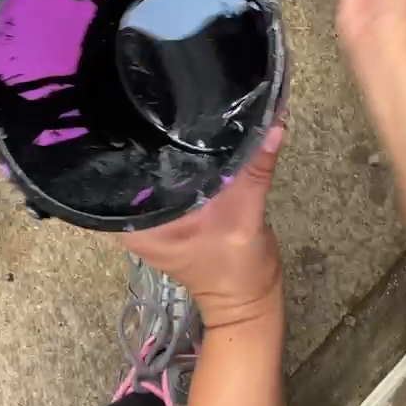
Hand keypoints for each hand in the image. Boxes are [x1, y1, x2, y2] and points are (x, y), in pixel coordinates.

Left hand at [119, 121, 286, 329]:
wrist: (249, 298)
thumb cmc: (239, 268)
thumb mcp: (248, 215)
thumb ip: (255, 168)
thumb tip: (272, 121)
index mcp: (137, 224)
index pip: (133, 169)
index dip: (154, 139)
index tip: (173, 111)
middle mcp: (136, 217)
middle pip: (149, 164)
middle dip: (172, 137)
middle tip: (193, 107)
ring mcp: (156, 214)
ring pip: (166, 169)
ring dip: (186, 149)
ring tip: (199, 116)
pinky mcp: (175, 210)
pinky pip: (180, 178)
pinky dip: (196, 164)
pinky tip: (207, 141)